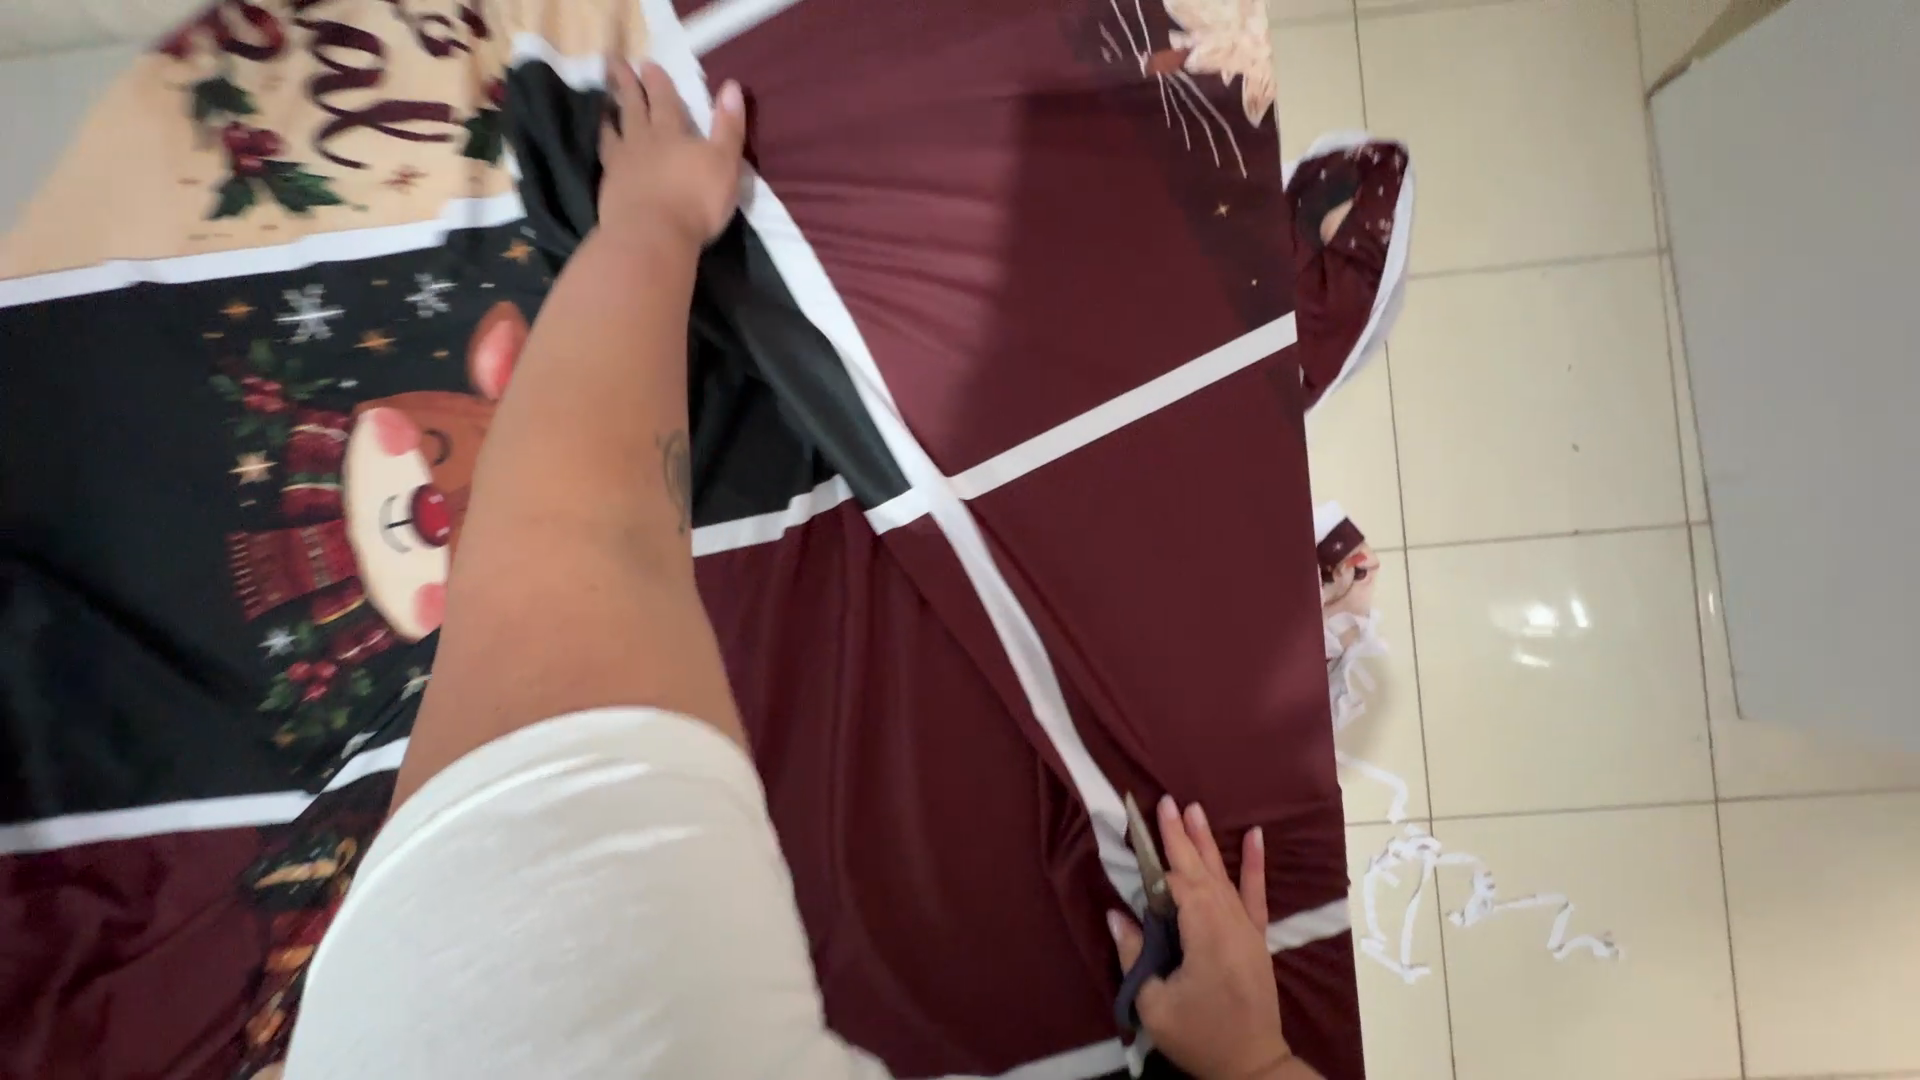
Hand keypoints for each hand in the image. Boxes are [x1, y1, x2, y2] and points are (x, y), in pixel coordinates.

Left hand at [598, 57, 746, 248]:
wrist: (654, 235)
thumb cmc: (696, 200)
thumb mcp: (724, 163)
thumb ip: (728, 127)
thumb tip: (731, 86)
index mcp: (672, 133)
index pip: (665, 101)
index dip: (658, 82)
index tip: (647, 63)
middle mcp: (644, 141)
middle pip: (633, 107)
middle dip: (627, 85)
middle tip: (614, 63)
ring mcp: (623, 164)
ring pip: (614, 131)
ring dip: (610, 115)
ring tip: (604, 104)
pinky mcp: (611, 188)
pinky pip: (605, 158)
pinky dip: (604, 146)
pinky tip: (603, 146)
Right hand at [1109, 797, 1300, 1079]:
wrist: (1254, 1066)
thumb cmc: (1201, 1036)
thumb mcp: (1156, 1006)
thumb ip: (1136, 955)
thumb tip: (1117, 915)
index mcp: (1204, 935)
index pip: (1177, 885)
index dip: (1158, 857)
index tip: (1141, 826)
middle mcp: (1228, 922)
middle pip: (1198, 871)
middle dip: (1179, 835)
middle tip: (1165, 800)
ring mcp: (1246, 928)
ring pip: (1222, 874)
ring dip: (1206, 840)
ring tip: (1193, 808)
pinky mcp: (1256, 936)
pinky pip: (1256, 893)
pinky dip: (1255, 864)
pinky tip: (1256, 835)